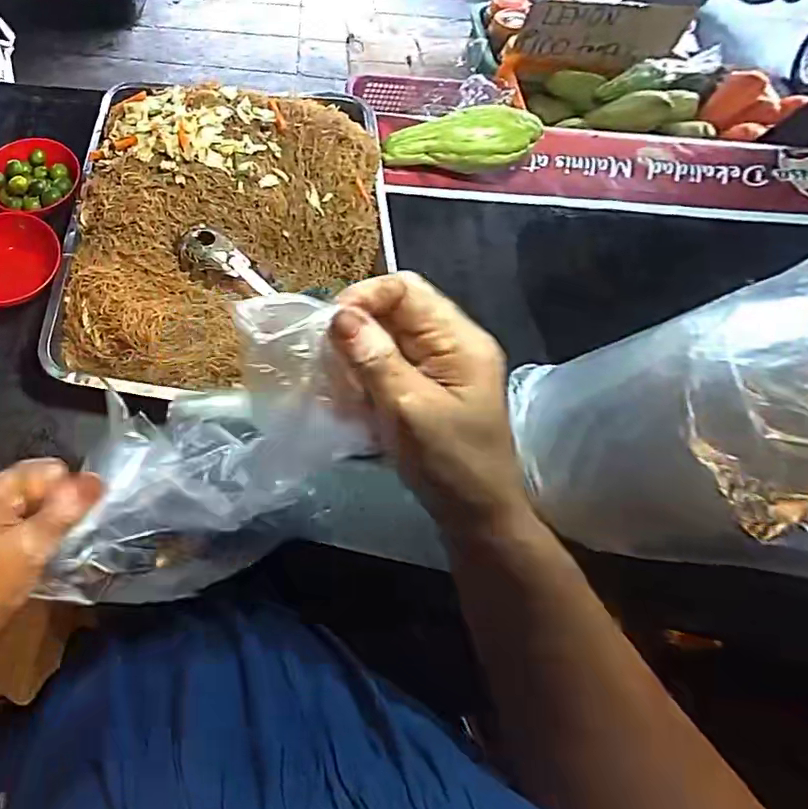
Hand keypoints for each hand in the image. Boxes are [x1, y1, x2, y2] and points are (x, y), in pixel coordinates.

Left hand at [0, 459, 101, 653]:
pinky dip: (44, 530)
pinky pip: (33, 516)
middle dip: (64, 506)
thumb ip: (66, 508)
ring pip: (43, 501)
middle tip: (62, 538)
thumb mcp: (35, 545)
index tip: (72, 526)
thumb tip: (98, 479)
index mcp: (0, 486)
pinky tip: (43, 552)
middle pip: (49, 481)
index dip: (71, 494)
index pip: (55, 470)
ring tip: (55, 547)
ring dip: (56, 521)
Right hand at [330, 272, 534, 539]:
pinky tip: (349, 399)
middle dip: (354, 330)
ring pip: (382, 337)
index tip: (330, 328)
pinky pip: (382, 363)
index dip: (364, 297)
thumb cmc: (452, 465)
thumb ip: (375, 360)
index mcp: (459, 340)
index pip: (405, 289)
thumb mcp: (410, 411)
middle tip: (329, 361)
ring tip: (338, 385)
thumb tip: (340, 314)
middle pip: (392, 310)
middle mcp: (448, 343)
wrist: (478, 519)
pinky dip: (360, 375)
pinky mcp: (421, 386)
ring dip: (353, 356)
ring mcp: (435, 365)